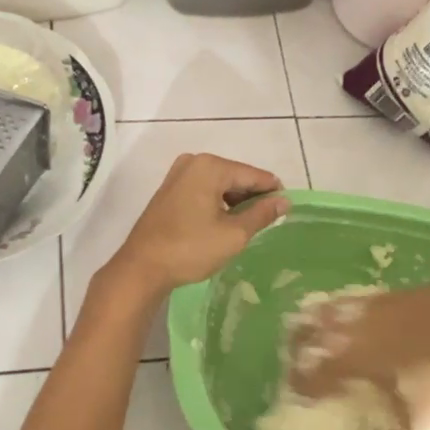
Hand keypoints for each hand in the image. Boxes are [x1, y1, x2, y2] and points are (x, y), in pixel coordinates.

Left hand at [103, 153, 287, 298]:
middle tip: (266, 224)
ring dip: (235, 202)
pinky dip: (217, 204)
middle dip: (252, 198)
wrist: (142, 267)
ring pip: (220, 184)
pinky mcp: (169, 190)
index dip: (273, 193)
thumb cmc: (190, 249)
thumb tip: (285, 201)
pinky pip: (203, 190)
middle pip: (236, 176)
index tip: (287, 211)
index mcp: (211, 166)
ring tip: (246, 228)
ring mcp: (178, 175)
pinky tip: (224, 224)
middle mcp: (194, 162)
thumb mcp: (233, 234)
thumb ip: (262, 214)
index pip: (254, 175)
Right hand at [284, 279, 429, 429]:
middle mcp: (351, 331)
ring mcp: (370, 307)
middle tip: (300, 369)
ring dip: (314, 329)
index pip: (311, 376)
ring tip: (315, 340)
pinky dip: (340, 311)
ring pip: (325, 315)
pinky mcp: (389, 293)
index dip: (299, 389)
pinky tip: (351, 318)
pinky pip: (351, 302)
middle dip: (297, 355)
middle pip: (306, 339)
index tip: (299, 399)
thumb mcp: (426, 417)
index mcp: (354, 362)